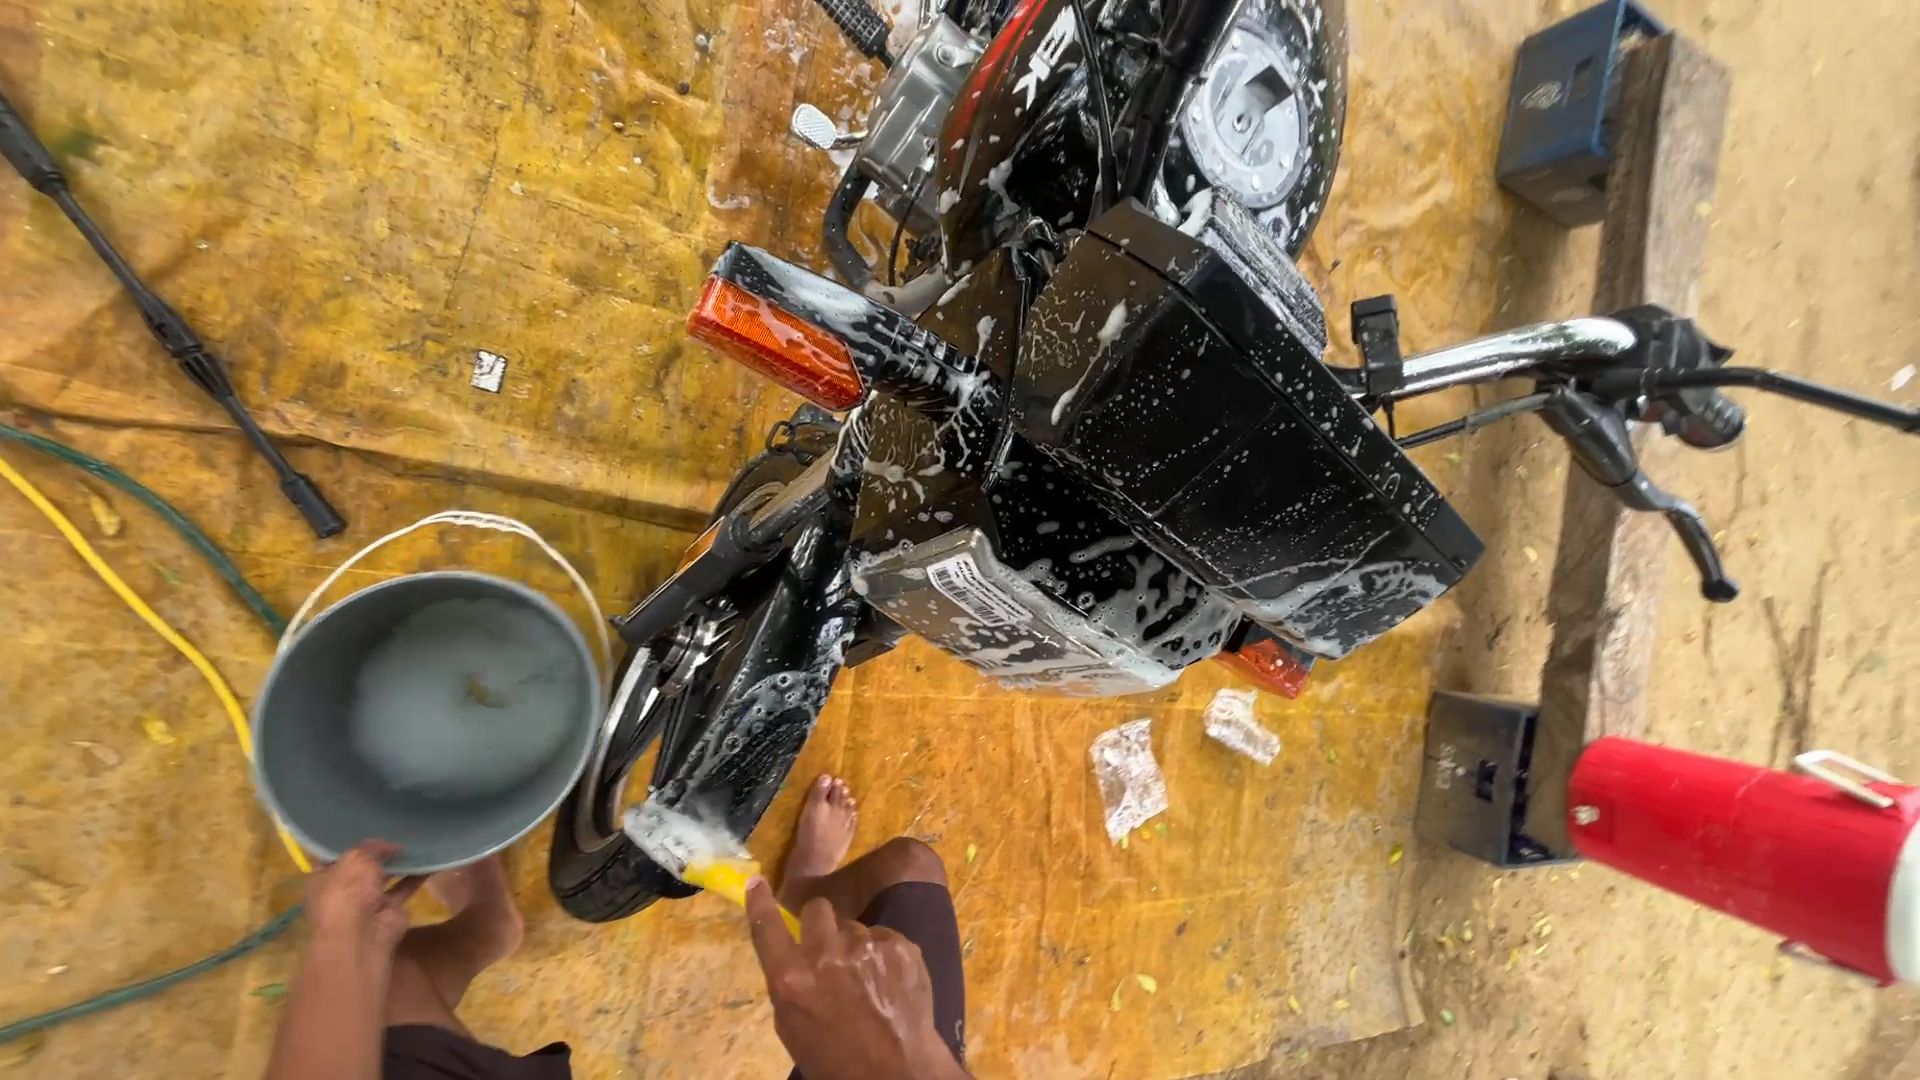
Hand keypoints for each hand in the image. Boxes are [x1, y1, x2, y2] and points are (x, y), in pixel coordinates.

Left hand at [303, 840, 423, 957]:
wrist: (362, 933)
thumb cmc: (347, 892)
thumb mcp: (356, 858)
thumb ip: (372, 847)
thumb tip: (391, 847)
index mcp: (323, 880)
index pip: (333, 858)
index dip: (349, 843)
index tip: (368, 827)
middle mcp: (342, 891)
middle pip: (362, 867)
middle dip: (379, 853)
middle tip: (399, 832)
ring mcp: (365, 901)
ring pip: (385, 877)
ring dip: (400, 863)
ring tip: (418, 842)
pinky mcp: (389, 909)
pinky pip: (405, 887)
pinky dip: (418, 875)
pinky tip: (432, 859)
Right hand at [745, 878, 963, 1079]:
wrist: (897, 1073)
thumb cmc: (835, 1062)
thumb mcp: (794, 1028)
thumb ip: (790, 984)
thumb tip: (793, 953)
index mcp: (792, 978)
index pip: (767, 927)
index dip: (760, 902)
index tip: (757, 881)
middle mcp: (825, 952)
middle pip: (818, 908)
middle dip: (821, 924)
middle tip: (830, 950)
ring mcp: (865, 944)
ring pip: (854, 926)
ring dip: (856, 945)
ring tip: (868, 980)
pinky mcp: (898, 943)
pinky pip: (884, 937)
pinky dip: (884, 955)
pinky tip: (890, 983)